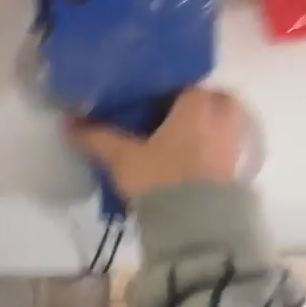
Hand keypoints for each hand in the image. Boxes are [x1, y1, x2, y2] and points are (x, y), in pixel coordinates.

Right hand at [64, 88, 249, 201]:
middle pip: (214, 100)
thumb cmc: (159, 177)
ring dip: (204, 126)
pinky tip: (185, 161)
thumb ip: (96, 137)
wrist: (197, 223)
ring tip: (174, 140)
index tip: (144, 100)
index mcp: (196, 106)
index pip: (184, 84)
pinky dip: (209, 147)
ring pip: (223, 123)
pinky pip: (223, 146)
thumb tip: (68, 122)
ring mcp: (234, 143)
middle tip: (167, 116)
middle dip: (194, 104)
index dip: (163, 89)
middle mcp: (223, 119)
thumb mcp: (120, 157)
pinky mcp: (237, 168)